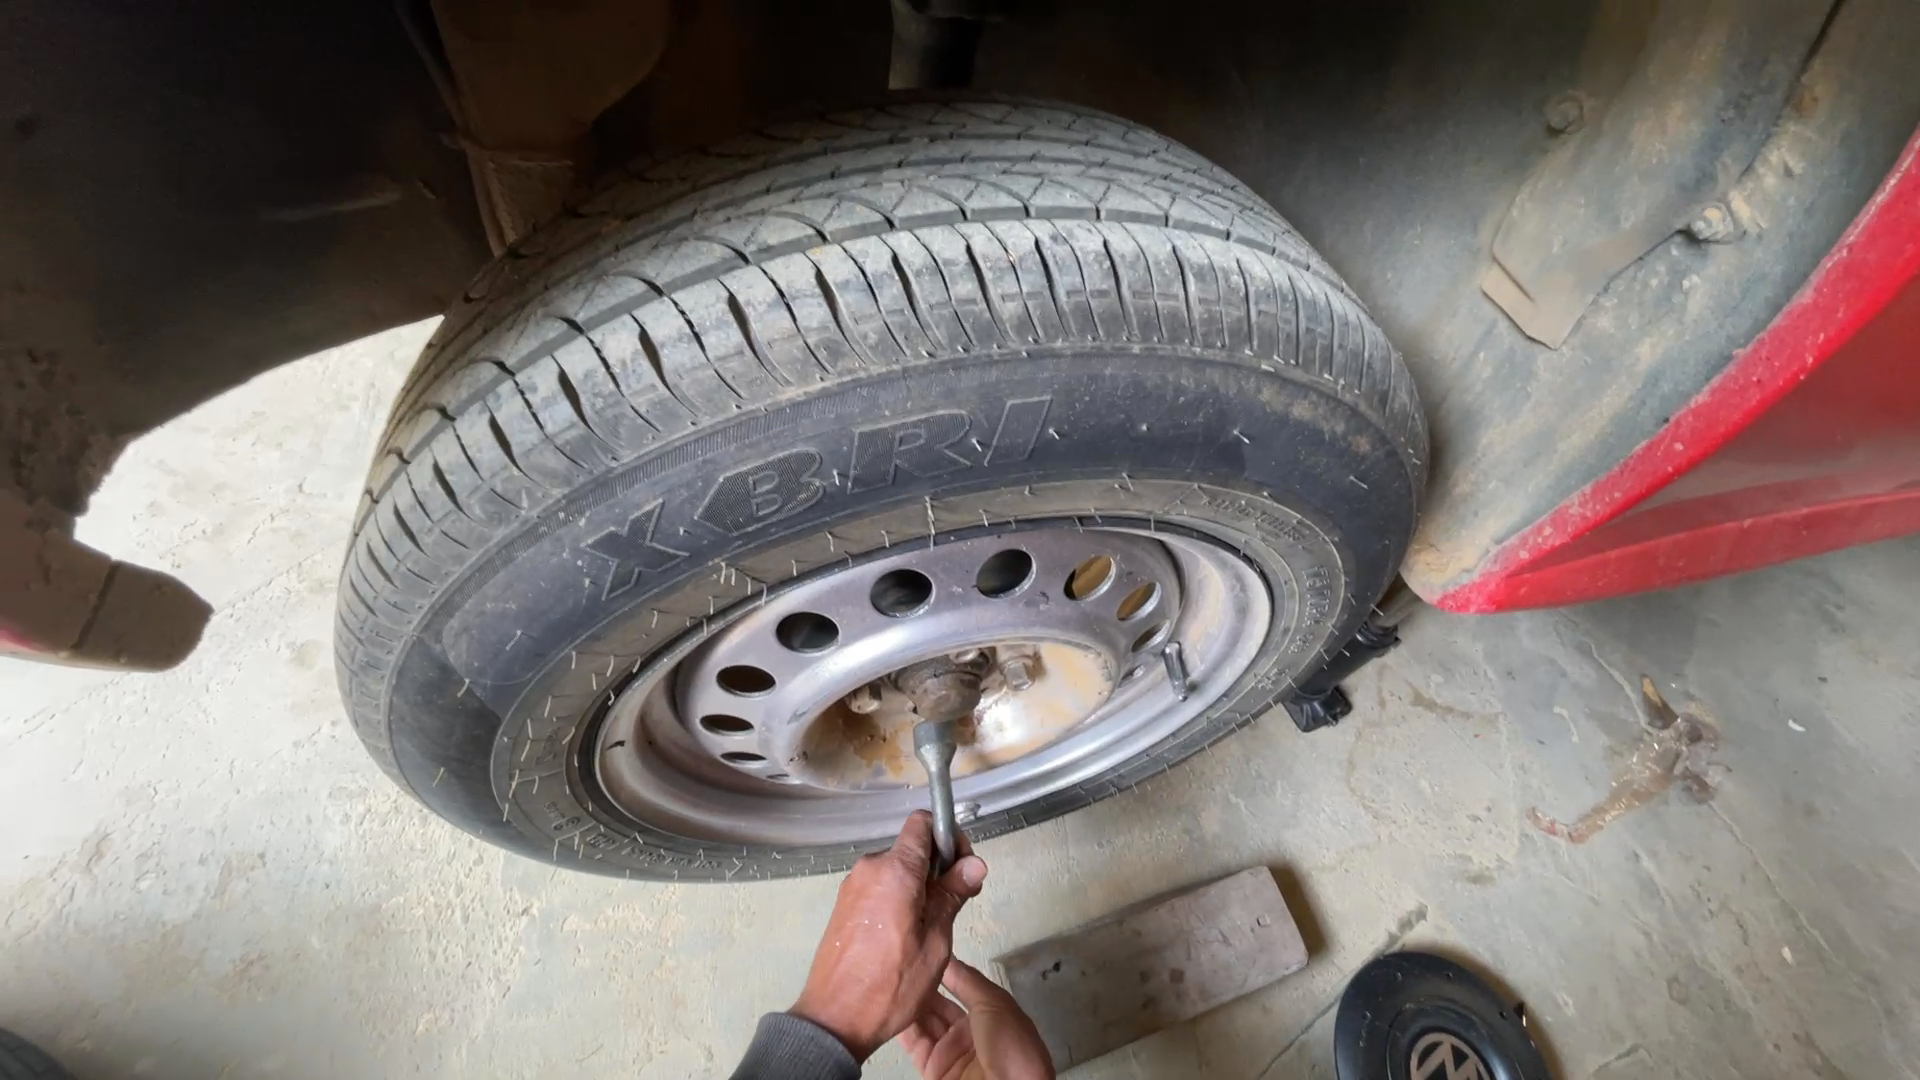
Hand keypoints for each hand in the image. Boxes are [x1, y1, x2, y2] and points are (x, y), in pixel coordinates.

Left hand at [790, 811, 988, 1060]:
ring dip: (918, 886)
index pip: (923, 822)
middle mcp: (870, 867)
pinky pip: (880, 885)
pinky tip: (905, 934)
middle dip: (938, 867)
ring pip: (897, 869)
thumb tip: (976, 863)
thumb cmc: (892, 984)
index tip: (962, 867)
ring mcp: (853, 884)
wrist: (833, 1020)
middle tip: (956, 904)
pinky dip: (898, 897)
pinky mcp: (844, 903)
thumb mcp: (935, 942)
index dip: (948, 835)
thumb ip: (953, 895)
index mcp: (895, 869)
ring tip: (930, 928)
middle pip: (912, 848)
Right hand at [902, 959, 1054, 1079]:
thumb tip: (948, 955)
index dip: (945, 971)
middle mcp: (969, 1033)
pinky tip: (893, 1006)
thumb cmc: (1008, 1045)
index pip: (961, 987)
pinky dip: (904, 1028)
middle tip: (903, 964)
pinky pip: (916, 1045)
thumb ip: (967, 980)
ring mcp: (950, 1053)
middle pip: (941, 1005)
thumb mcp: (994, 1003)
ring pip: (926, 1023)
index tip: (923, 949)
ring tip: (895, 980)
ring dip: (912, 1004)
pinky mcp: (933, 1072)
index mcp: (990, 1015)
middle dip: (924, 987)